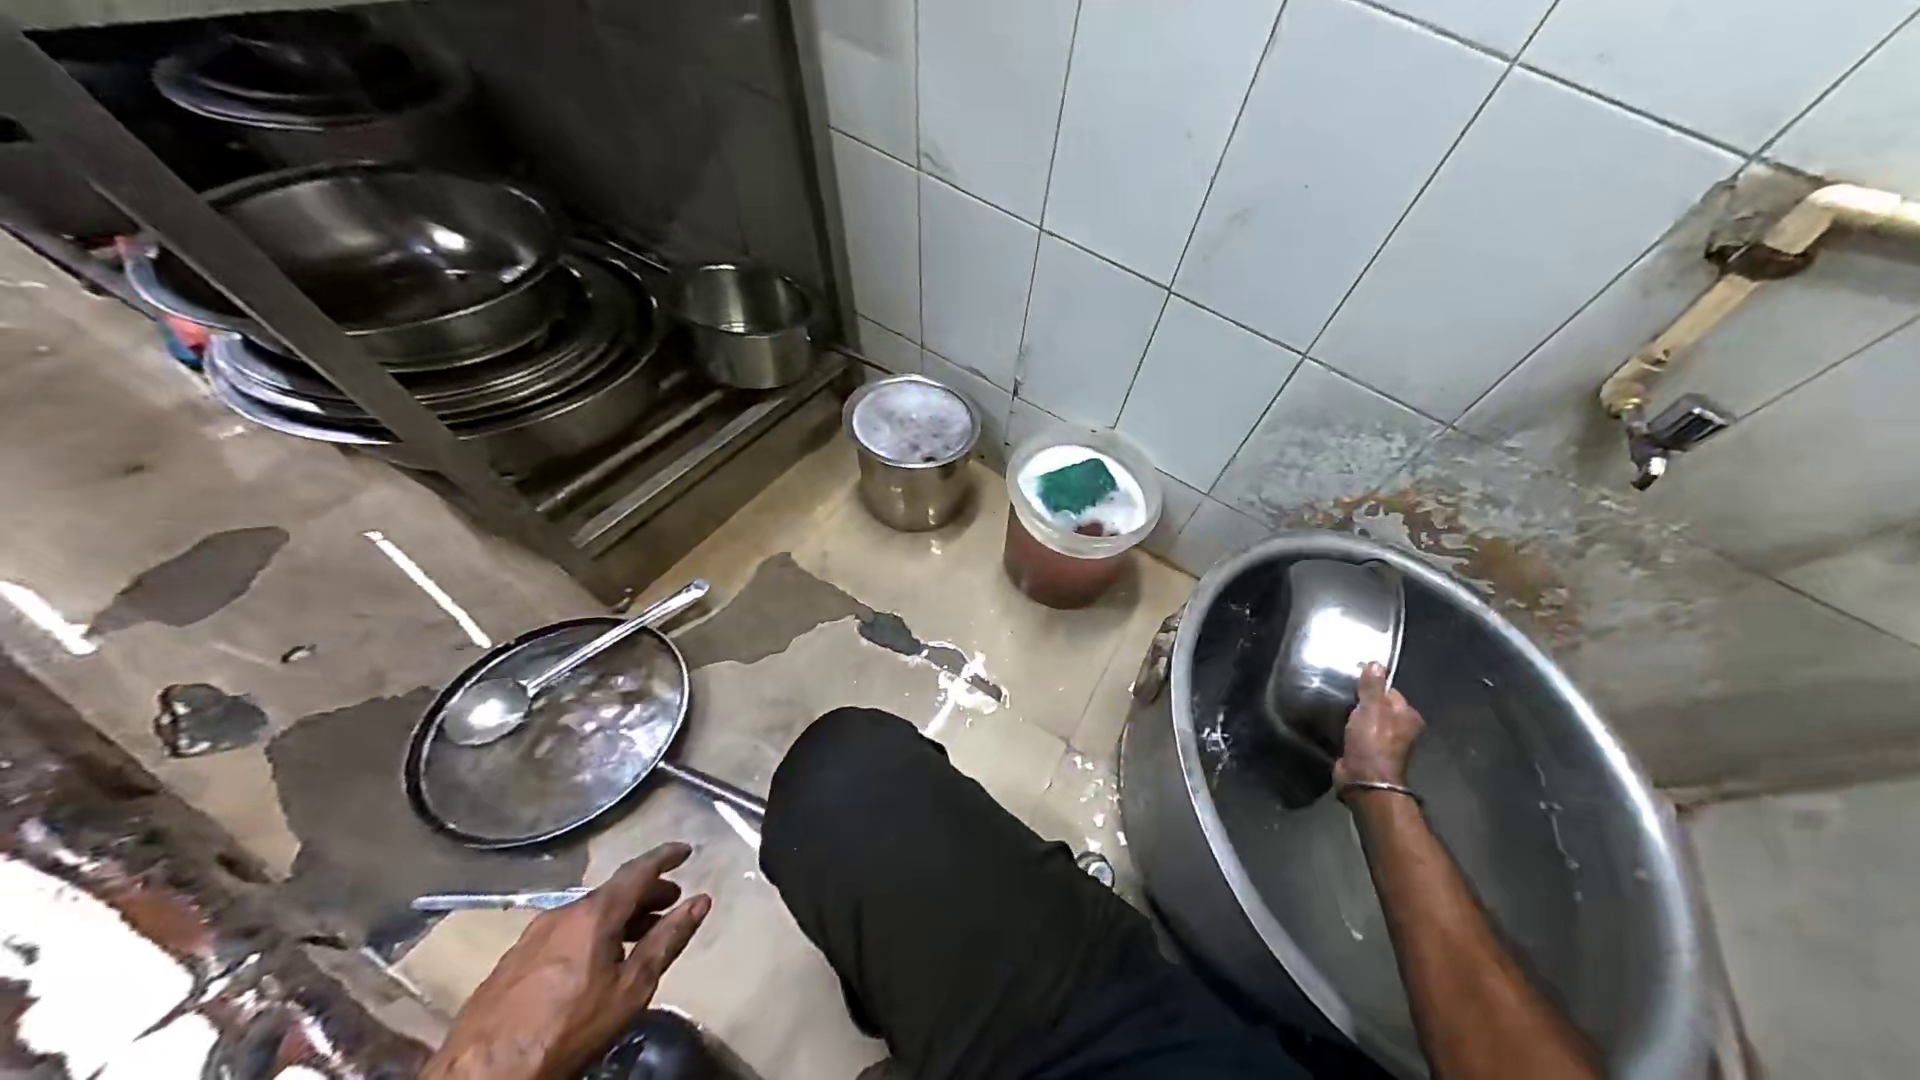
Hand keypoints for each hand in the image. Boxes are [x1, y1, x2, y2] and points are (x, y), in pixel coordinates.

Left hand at [423, 843, 711, 1079]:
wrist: (481, 1076)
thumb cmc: (568, 1028)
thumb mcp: (631, 988)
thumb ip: (667, 940)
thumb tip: (700, 901)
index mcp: (594, 913)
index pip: (637, 870)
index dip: (665, 856)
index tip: (685, 850)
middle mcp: (562, 913)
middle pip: (612, 892)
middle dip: (645, 893)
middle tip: (669, 903)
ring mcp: (532, 936)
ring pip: (587, 914)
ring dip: (619, 917)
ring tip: (638, 936)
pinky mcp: (512, 961)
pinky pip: (564, 933)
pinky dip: (591, 935)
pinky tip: (595, 962)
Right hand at [1334, 662, 1424, 787]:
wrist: (1364, 780)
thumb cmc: (1373, 742)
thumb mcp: (1372, 709)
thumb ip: (1372, 687)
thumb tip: (1377, 663)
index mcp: (1408, 716)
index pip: (1388, 691)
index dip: (1370, 685)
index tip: (1350, 682)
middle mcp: (1400, 728)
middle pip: (1376, 704)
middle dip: (1358, 700)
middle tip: (1338, 693)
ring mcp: (1384, 741)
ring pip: (1365, 719)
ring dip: (1351, 715)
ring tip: (1333, 706)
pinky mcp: (1367, 751)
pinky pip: (1356, 732)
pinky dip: (1346, 727)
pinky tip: (1333, 723)